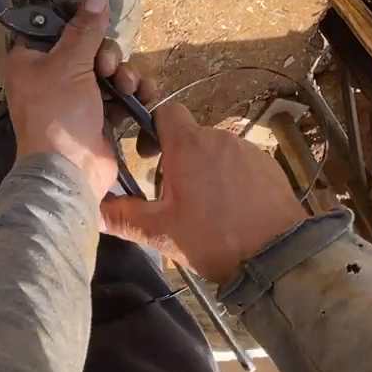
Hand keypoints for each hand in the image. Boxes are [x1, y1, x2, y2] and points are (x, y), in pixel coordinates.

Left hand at [0, 0, 120, 202]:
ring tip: (127, 87)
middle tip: (106, 68)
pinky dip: (133, 92)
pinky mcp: (99, 114)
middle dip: (107, 55)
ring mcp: (76, 97)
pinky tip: (143, 96)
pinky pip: (120, 92)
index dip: (77, 25)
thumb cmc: (58, 114)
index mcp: (30, 61)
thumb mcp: (69, 64)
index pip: (54, 29)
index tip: (93, 26)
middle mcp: (51, 76)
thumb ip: (85, 30)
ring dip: (124, 74)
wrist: (71, 172)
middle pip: (88, 47)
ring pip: (108, 69)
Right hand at [101, 100, 307, 285]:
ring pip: (216, 152)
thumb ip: (122, 216)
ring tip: (206, 208)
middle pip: (190, 137)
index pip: (165, 112)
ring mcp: (248, 150)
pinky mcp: (270, 167)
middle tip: (174, 196)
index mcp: (188, 144)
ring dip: (206, 170)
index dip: (153, 130)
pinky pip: (242, 164)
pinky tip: (234, 210)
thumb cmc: (213, 238)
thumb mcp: (160, 232)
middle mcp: (219, 138)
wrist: (278, 259)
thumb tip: (93, 209)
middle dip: (178, 159)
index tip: (149, 157)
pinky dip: (233, 180)